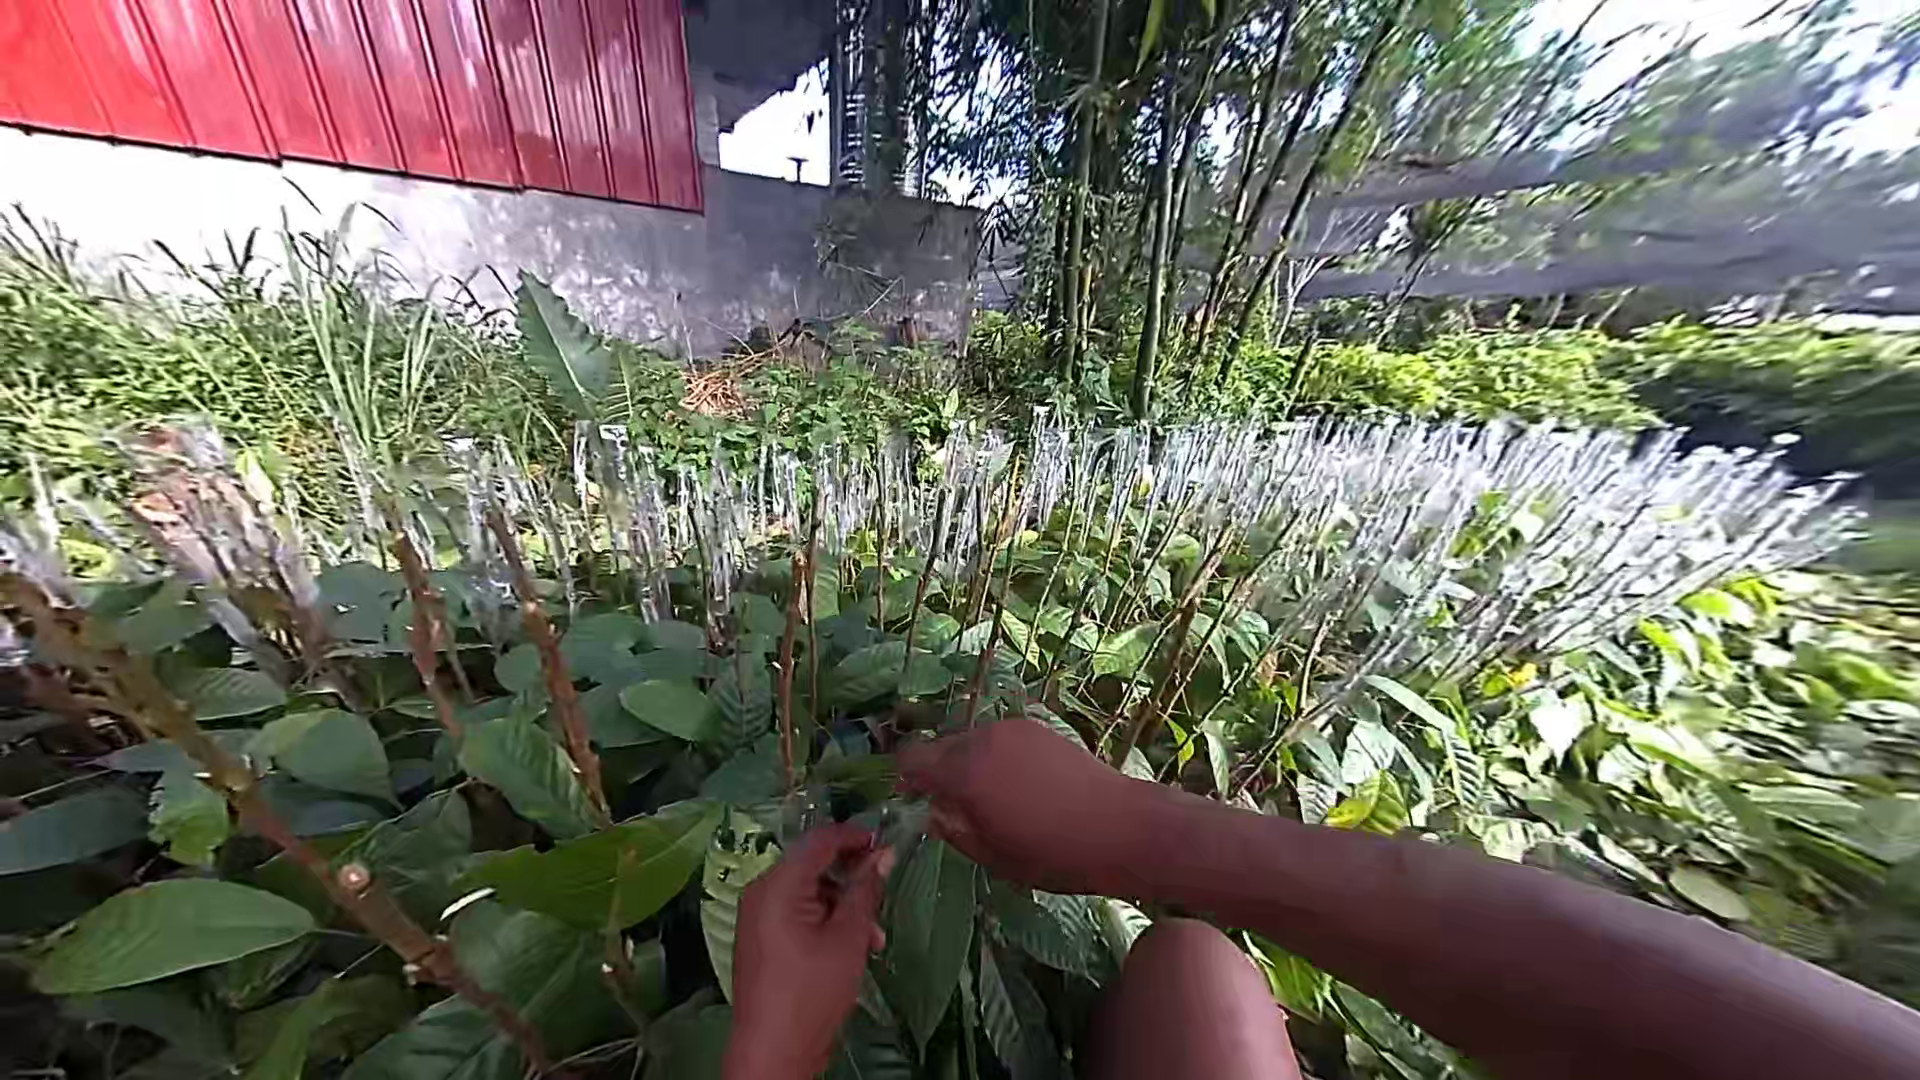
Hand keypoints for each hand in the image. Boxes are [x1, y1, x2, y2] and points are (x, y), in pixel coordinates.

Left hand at [723, 823, 892, 1079]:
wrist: (772, 1060)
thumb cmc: (813, 992)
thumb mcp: (849, 936)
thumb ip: (867, 888)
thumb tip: (885, 853)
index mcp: (778, 884)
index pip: (820, 840)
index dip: (854, 836)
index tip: (884, 842)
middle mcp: (762, 890)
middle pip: (814, 863)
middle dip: (852, 874)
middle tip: (882, 884)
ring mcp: (759, 914)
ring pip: (810, 889)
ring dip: (844, 902)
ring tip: (874, 934)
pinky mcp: (762, 935)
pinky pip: (798, 909)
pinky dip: (826, 917)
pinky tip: (853, 943)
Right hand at [898, 717, 1156, 895]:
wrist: (1120, 825)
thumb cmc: (1053, 853)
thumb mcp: (993, 856)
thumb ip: (953, 829)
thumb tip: (934, 811)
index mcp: (964, 772)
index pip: (911, 759)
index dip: (906, 778)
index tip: (914, 799)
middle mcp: (981, 738)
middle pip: (941, 746)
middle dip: (939, 772)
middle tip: (957, 805)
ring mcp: (1011, 728)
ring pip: (970, 740)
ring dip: (969, 762)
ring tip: (994, 796)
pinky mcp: (1036, 726)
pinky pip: (998, 737)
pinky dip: (995, 754)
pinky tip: (1020, 782)